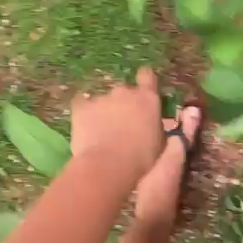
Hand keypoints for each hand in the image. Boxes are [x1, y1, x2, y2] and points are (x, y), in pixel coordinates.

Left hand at [68, 68, 162, 184]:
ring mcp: (101, 98)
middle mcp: (125, 92)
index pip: (147, 76)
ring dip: (105, 110)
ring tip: (102, 131)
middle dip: (124, 102)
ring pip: (104, 100)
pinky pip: (82, 104)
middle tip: (123, 122)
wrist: (109, 166)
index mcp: (148, 99)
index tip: (144, 87)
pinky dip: (84, 112)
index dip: (145, 80)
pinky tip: (85, 126)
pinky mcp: (81, 107)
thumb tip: (153, 124)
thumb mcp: (160, 142)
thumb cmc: (142, 158)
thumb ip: (156, 126)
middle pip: (124, 90)